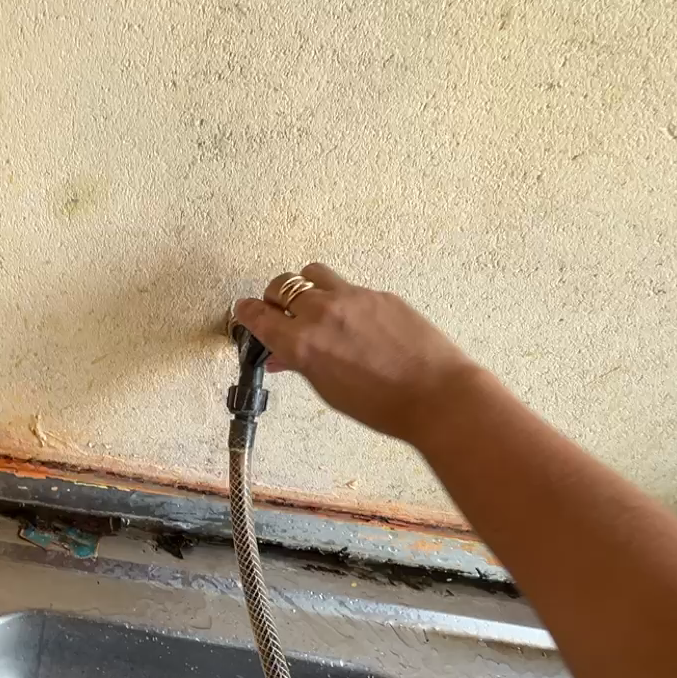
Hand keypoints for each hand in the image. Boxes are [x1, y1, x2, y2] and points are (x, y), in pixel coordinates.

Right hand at [232, 264, 483, 442]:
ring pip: (312, 274)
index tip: (242, 311)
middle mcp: (322, 313)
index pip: (259, 316)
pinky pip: (347, 286)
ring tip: (310, 304)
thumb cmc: (380, 403)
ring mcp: (352, 298)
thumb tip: (282, 355)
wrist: (433, 394)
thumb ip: (299, 363)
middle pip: (281, 286)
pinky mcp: (379, 294)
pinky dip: (339, 299)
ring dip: (303, 286)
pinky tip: (350, 321)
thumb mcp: (325, 388)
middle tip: (276, 311)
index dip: (245, 313)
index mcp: (302, 342)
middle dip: (273, 298)